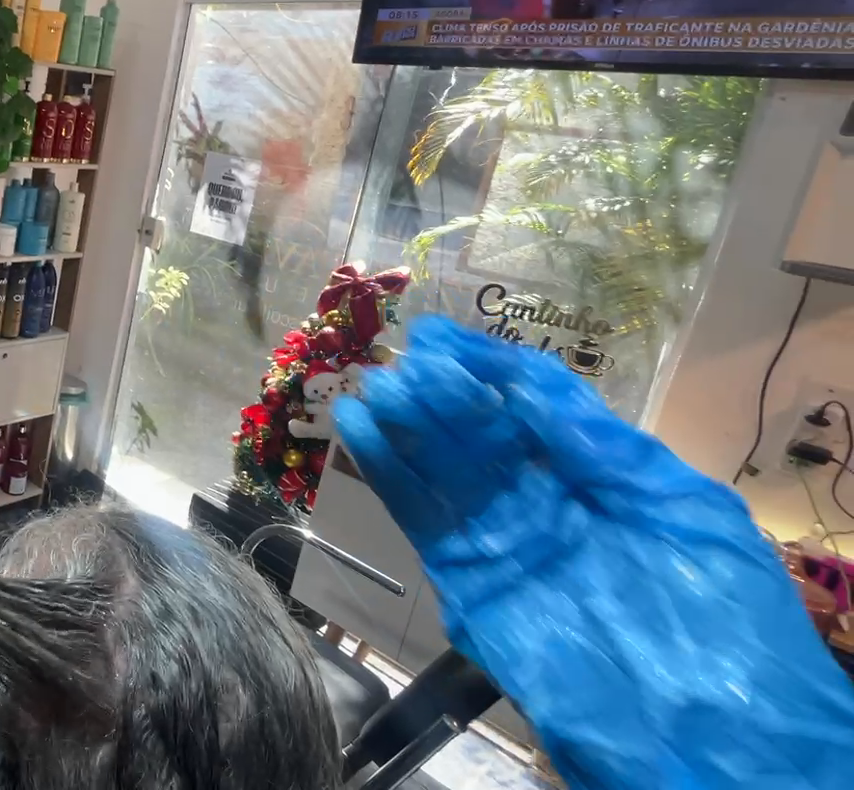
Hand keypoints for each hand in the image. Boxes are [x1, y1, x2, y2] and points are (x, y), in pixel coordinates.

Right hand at [333, 317, 853, 789]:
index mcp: (599, 473)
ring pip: (435, 459)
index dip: (486, 365)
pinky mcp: (456, 566)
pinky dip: (382, 465)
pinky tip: (355, 425)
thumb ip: (600, 446)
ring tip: (371, 382)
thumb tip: (526, 384)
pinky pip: (413, 507)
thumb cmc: (721, 621)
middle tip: (403, 361)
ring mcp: (494, 529)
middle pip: (476, 426)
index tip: (437, 336)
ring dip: (401, 418)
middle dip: (439, 388)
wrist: (706, 740)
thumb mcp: (681, 512)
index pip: (531, 401)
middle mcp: (538, 492)